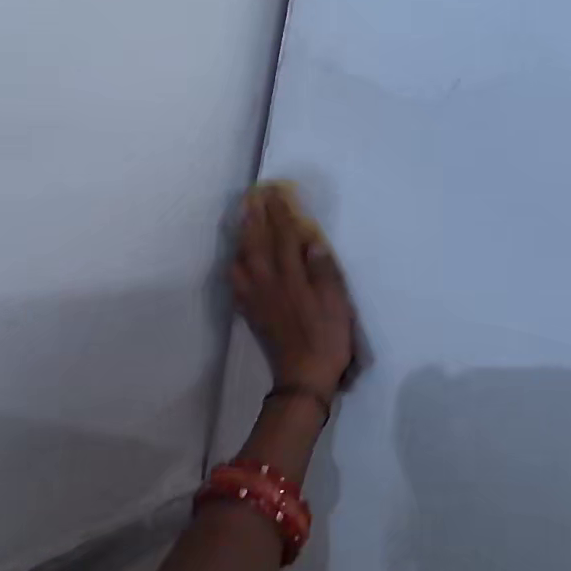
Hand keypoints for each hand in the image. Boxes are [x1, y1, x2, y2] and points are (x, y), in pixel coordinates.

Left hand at [230, 184, 355, 398]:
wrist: (302, 378)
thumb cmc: (326, 339)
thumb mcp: (336, 304)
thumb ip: (323, 271)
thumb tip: (311, 242)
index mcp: (291, 278)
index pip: (284, 237)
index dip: (280, 213)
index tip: (277, 193)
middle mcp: (268, 283)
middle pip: (257, 243)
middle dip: (255, 217)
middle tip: (252, 197)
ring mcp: (255, 298)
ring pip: (241, 260)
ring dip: (241, 237)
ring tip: (243, 221)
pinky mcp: (249, 313)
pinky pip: (235, 282)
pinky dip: (235, 264)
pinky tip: (237, 260)